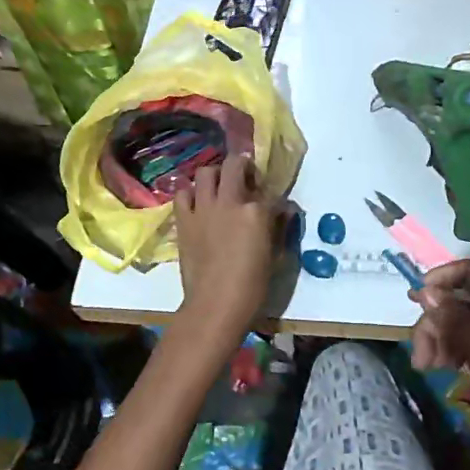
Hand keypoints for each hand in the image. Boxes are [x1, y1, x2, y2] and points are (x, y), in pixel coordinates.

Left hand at [174, 154, 278, 335]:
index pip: (270, 191)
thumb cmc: (252, 286)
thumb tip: (286, 210)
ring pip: (205, 172)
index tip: (276, 204)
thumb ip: (280, 227)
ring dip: (216, 174)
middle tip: (247, 176)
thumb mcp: (275, 256)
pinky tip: (198, 202)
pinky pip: (183, 193)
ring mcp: (203, 208)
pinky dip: (190, 192)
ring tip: (220, 186)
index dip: (275, 196)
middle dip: (244, 164)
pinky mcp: (184, 220)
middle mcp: (229, 201)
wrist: (215, 304)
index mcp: (256, 211)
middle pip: (235, 164)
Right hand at [409, 260, 469, 469]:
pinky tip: (443, 369)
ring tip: (428, 368)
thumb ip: (456, 323)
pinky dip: (451, 352)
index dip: (441, 277)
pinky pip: (468, 343)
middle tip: (420, 358)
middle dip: (433, 323)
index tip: (416, 300)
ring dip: (438, 340)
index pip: (469, 272)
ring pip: (459, 324)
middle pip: (458, 301)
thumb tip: (427, 290)